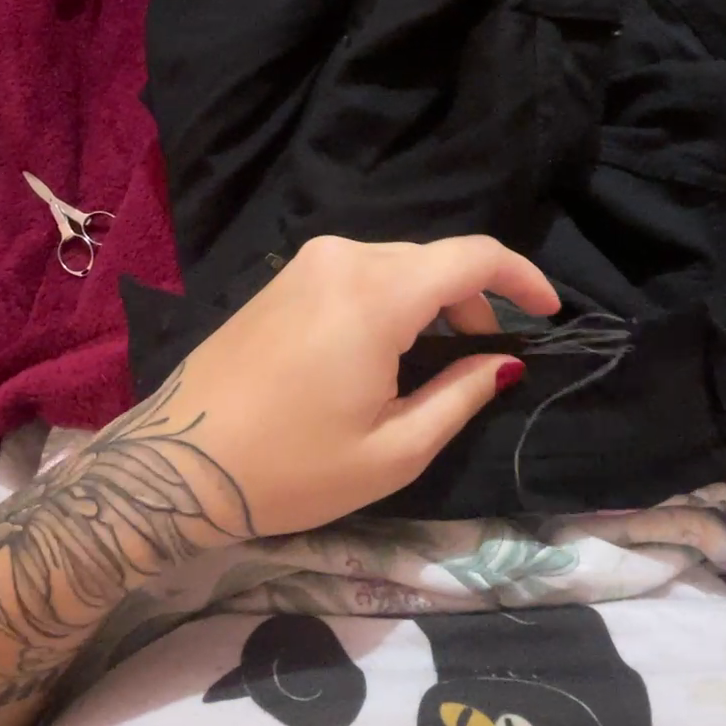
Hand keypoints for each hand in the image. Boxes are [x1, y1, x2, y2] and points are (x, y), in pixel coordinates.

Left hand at [169, 235, 559, 536]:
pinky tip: (384, 351)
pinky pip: (359, 274)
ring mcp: (306, 263)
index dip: (522, 277)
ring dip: (432, 303)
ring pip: (398, 265)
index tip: (549, 310)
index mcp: (375, 293)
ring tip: (434, 363)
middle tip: (482, 361)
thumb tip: (504, 363)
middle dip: (474, 302)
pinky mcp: (283, 278)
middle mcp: (342, 258)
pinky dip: (392, 300)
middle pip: (434, 261)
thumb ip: (461, 395)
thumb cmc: (291, 468)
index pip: (472, 257)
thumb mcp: (394, 450)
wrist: (175, 463)